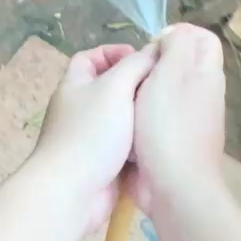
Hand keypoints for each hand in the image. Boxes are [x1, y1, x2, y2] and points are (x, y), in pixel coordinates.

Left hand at [28, 42, 157, 230]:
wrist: (72, 191)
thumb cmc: (90, 133)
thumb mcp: (114, 88)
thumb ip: (135, 66)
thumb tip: (154, 50)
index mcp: (74, 85)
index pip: (90, 58)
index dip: (114, 53)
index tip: (143, 60)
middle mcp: (79, 109)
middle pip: (110, 89)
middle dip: (137, 88)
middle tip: (165, 90)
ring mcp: (89, 138)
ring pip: (122, 120)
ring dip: (142, 120)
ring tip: (169, 117)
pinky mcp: (102, 164)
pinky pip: (126, 149)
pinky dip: (141, 147)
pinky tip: (162, 145)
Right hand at [130, 23, 226, 217]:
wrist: (175, 187)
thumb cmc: (168, 126)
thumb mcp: (170, 75)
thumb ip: (175, 47)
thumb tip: (171, 36)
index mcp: (206, 75)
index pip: (203, 39)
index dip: (177, 34)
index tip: (149, 47)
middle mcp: (203, 95)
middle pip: (183, 64)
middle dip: (156, 62)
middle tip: (133, 72)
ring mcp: (191, 120)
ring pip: (167, 91)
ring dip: (145, 90)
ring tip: (125, 95)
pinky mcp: (175, 141)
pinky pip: (158, 116)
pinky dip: (142, 114)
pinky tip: (127, 121)